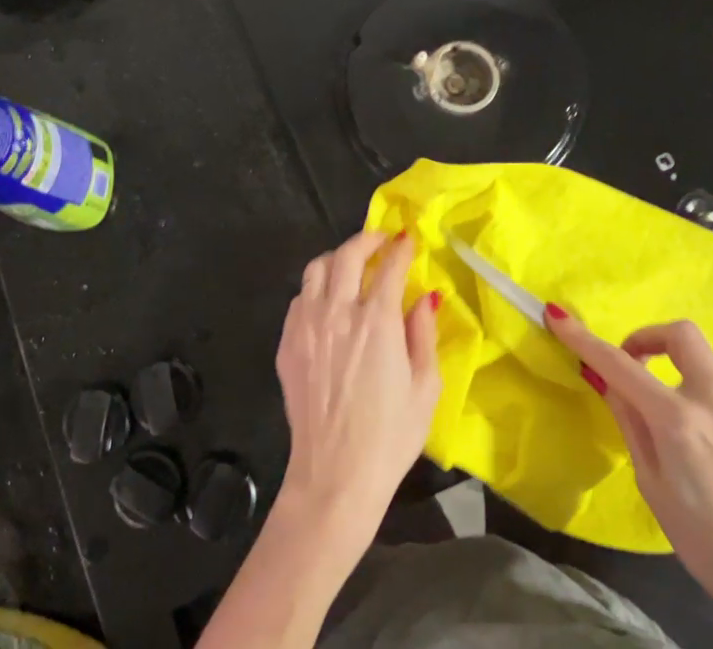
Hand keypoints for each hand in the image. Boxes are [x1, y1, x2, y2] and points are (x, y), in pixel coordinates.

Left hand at [276, 231, 440, 533]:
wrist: (335, 474)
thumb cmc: (391, 435)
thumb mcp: (425, 386)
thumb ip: (424, 334)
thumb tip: (425, 297)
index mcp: (377, 321)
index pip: (389, 266)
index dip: (400, 247)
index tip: (407, 238)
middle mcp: (337, 312)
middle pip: (346, 255)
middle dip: (366, 240)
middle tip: (380, 241)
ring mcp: (306, 326)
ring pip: (315, 270)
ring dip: (336, 259)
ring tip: (351, 266)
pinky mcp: (287, 344)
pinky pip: (298, 299)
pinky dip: (315, 289)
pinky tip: (327, 303)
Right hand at [546, 310, 712, 648]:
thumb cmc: (709, 548)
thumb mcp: (654, 488)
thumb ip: (632, 425)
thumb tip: (609, 381)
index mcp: (680, 422)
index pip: (621, 365)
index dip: (584, 337)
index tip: (559, 316)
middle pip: (684, 337)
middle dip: (652, 339)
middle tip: (641, 366)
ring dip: (700, 406)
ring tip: (709, 461)